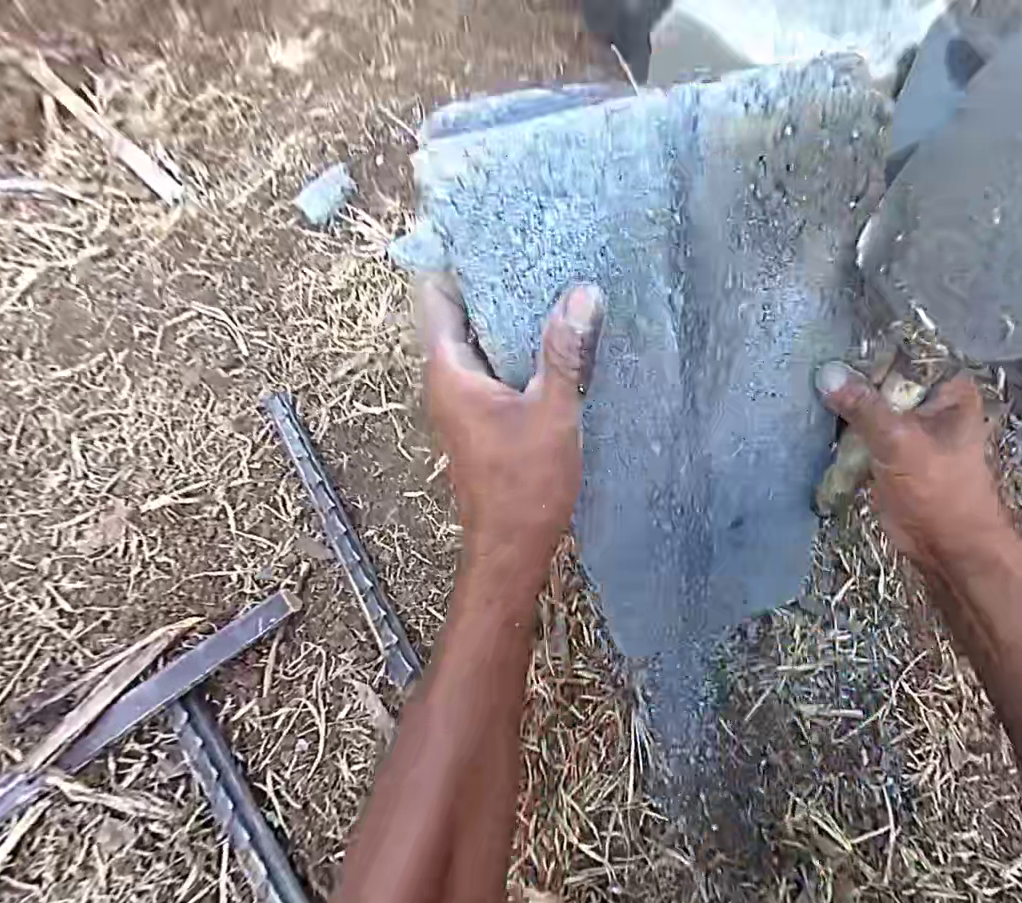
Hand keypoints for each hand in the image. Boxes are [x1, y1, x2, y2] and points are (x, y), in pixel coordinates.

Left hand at [417, 274, 604, 586]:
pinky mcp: (481, 421)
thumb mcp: (552, 415)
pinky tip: (555, 350)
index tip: (502, 237)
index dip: (462, 264)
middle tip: (543, 262)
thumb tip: (584, 294)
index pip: (436, 296)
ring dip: (512, 325)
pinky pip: (494, 372)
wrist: (511, 546)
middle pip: (462, 316)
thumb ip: (565, 355)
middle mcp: (446, 383)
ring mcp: (462, 404)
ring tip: (555, 297)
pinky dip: (518, 355)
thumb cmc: (524, 485)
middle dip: (498, 289)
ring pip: (481, 346)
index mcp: (449, 372)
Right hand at [814, 361, 1010, 570]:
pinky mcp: (888, 454)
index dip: (872, 352)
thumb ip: (863, 407)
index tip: (833, 348)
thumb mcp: (900, 442)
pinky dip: (842, 434)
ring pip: (868, 409)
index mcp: (948, 391)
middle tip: (813, 371)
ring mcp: (907, 431)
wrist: (947, 546)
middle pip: (883, 381)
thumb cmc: (939, 491)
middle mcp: (929, 405)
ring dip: (843, 409)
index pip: (906, 355)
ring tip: (809, 393)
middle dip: (851, 381)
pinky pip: (860, 435)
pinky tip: (817, 424)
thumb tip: (827, 375)